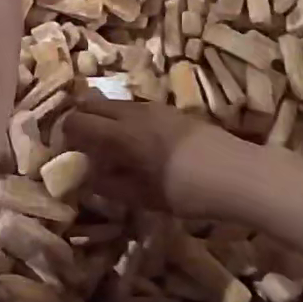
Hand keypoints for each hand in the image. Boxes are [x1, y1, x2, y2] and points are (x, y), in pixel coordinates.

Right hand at [60, 96, 251, 218]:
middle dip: (79, 121)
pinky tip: (134, 143)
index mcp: (120, 133)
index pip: (77, 122)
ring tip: (107, 147)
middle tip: (79, 147)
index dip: (65, 135)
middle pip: (91, 104)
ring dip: (101, 119)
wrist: (238, 173)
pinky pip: (132, 107)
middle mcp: (132, 112)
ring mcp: (152, 107)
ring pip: (113, 104)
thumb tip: (87, 174)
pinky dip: (121, 119)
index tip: (64, 153)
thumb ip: (109, 184)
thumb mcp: (142, 197)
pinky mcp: (169, 109)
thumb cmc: (186, 191)